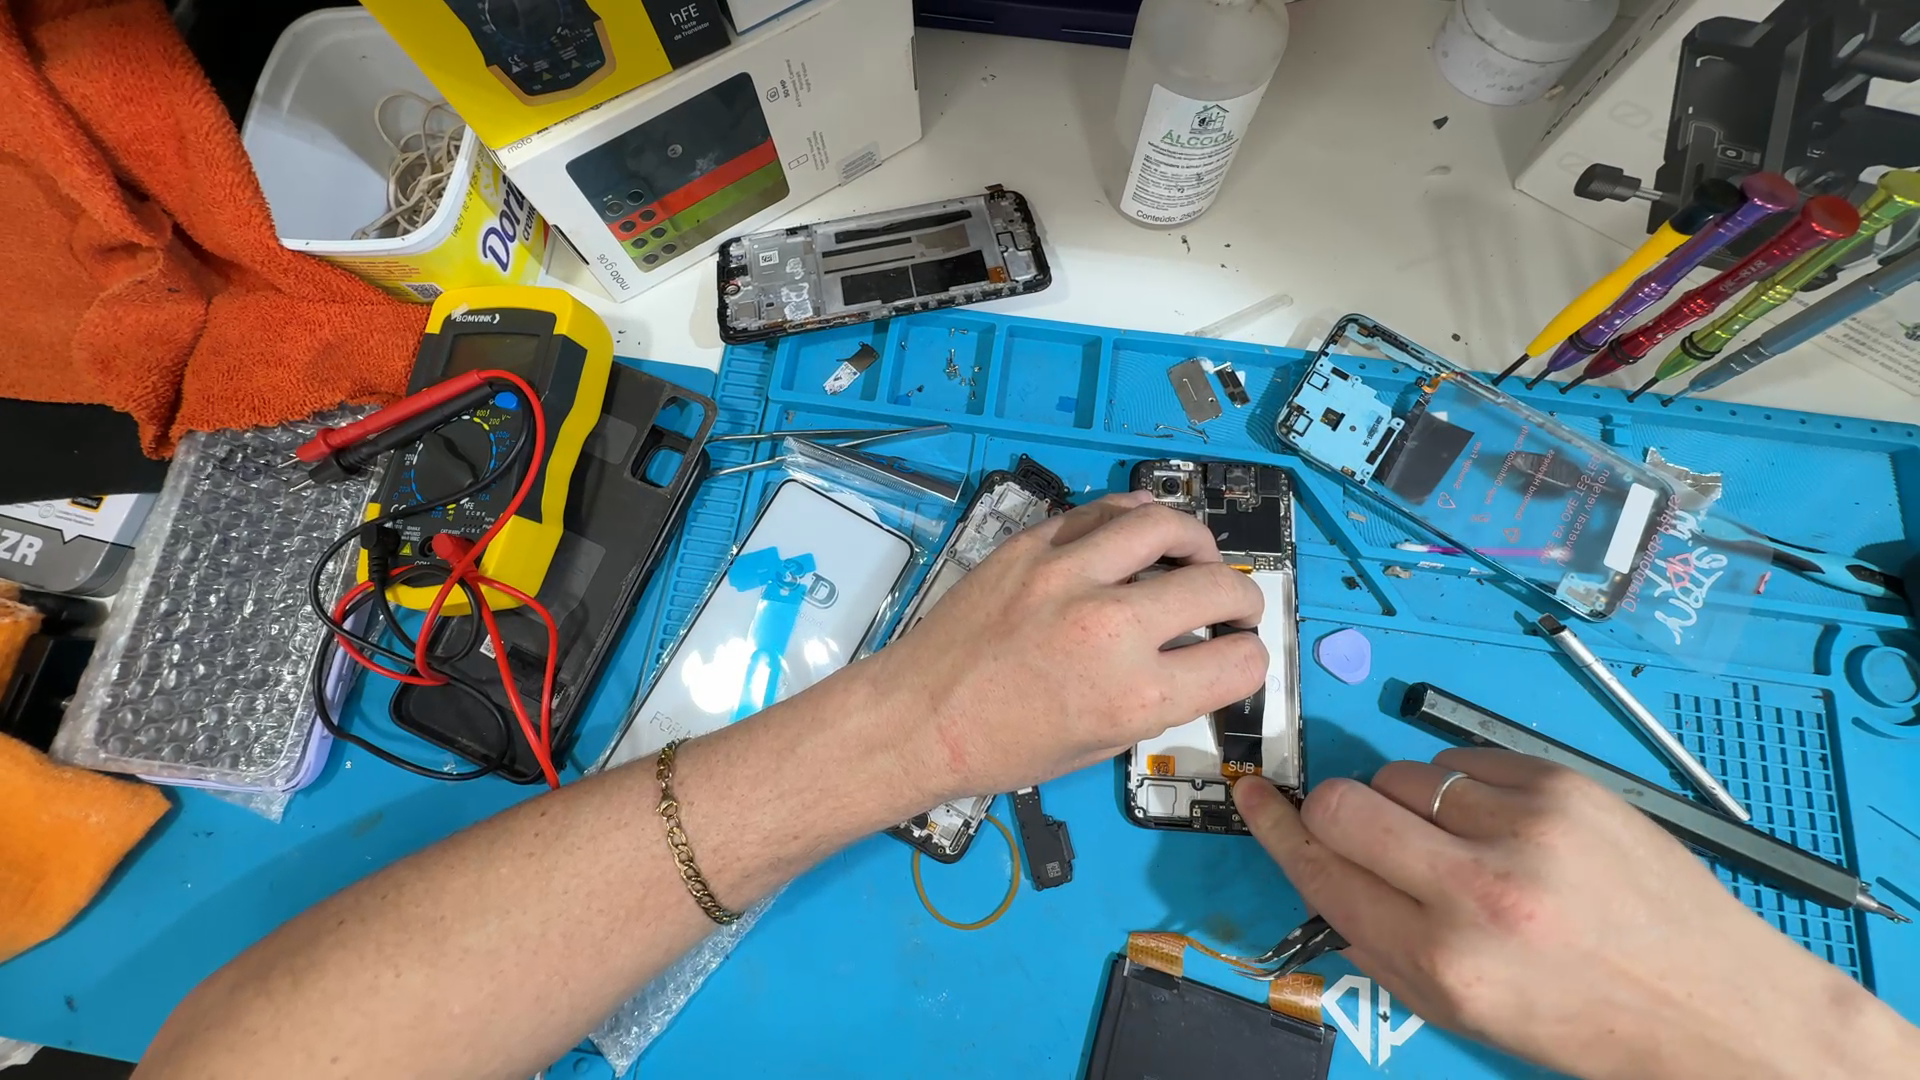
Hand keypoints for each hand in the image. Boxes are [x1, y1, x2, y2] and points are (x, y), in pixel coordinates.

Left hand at [867, 490, 1266, 802]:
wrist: (919, 715)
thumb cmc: (1004, 747)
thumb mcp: (1098, 745)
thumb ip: (1157, 698)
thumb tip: (1191, 654)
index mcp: (1134, 696)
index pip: (1239, 661)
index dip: (1248, 659)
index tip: (1233, 653)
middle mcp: (1111, 627)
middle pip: (1219, 584)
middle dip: (1243, 598)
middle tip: (1231, 605)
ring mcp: (1066, 575)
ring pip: (1163, 524)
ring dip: (1196, 540)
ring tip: (1194, 555)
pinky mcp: (1030, 546)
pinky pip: (1101, 512)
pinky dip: (1133, 516)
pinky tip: (1140, 529)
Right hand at [1233, 750, 1919, 1079]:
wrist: (1729, 1017)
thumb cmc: (1576, 1023)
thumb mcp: (1458, 1012)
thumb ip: (1371, 940)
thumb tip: (1314, 867)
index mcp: (1444, 959)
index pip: (1318, 867)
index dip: (1273, 825)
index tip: (1253, 795)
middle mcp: (1478, 890)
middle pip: (1341, 802)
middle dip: (1334, 812)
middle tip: (1368, 832)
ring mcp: (1524, 826)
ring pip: (1398, 775)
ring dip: (1408, 805)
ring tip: (1464, 842)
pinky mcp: (1560, 783)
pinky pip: (1459, 761)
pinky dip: (1463, 791)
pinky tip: (1509, 828)